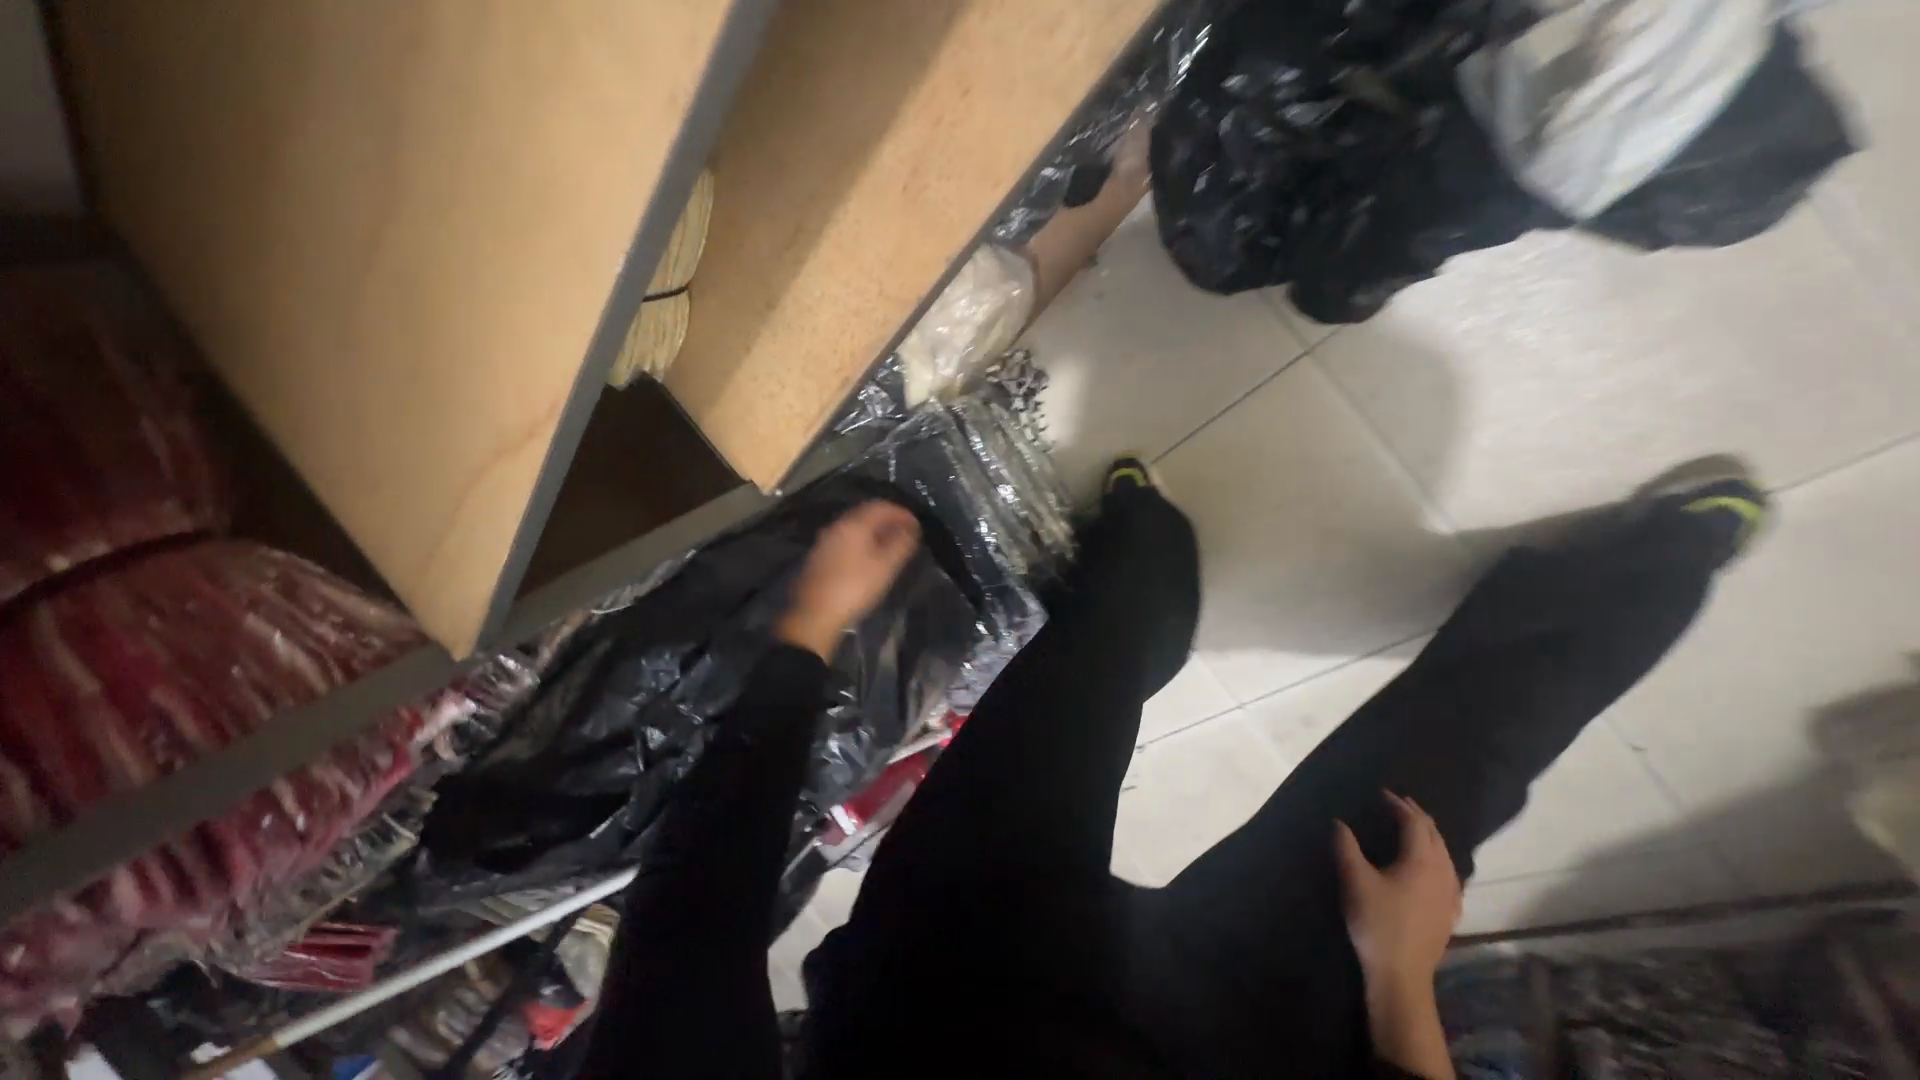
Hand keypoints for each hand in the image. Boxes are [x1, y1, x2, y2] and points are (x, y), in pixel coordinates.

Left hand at [774, 500, 921, 659]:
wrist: (814, 615)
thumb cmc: (854, 588)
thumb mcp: (885, 567)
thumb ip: (901, 543)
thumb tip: (912, 527)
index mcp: (853, 524)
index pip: (880, 506)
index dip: (901, 512)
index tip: (916, 525)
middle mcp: (836, 526)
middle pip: (866, 514)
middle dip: (888, 520)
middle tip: (906, 534)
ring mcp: (825, 541)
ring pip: (855, 527)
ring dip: (875, 532)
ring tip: (892, 546)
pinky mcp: (819, 556)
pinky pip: (846, 540)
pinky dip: (862, 542)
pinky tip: (869, 557)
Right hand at [1334, 792, 1462, 990]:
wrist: (1401, 974)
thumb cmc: (1377, 922)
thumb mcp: (1354, 881)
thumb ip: (1346, 847)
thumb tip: (1339, 822)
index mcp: (1421, 861)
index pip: (1415, 823)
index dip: (1399, 805)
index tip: (1382, 794)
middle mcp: (1442, 872)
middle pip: (1435, 835)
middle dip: (1418, 817)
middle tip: (1399, 805)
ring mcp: (1451, 894)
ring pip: (1446, 855)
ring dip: (1430, 837)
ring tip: (1415, 829)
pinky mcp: (1450, 912)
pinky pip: (1450, 875)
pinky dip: (1440, 860)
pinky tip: (1434, 868)